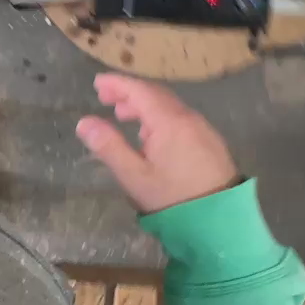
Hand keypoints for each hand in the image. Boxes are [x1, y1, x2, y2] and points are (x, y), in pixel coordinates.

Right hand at [76, 74, 239, 213]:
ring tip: (123, 116)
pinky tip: (150, 134)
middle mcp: (188, 118)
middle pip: (155, 94)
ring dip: (144, 104)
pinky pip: (180, 117)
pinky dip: (159, 115)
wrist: (220, 221)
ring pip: (169, 105)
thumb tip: (84, 122)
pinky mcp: (210, 141)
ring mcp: (202, 128)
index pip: (139, 91)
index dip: (117, 83)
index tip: (97, 82)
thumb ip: (108, 146)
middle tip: (105, 98)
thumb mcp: (133, 175)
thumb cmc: (172, 197)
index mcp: (169, 122)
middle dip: (128, 92)